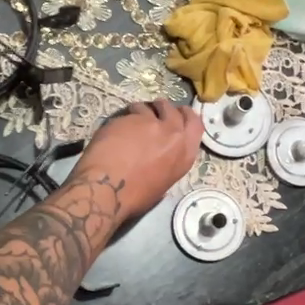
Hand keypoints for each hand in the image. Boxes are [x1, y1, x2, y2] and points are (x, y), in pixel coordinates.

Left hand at [67, 99, 201, 218]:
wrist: (109, 187)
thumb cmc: (135, 196)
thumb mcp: (163, 184)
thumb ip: (168, 164)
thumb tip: (160, 160)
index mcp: (185, 154)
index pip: (195, 125)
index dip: (186, 117)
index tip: (179, 115)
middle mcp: (173, 134)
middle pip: (174, 110)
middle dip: (164, 109)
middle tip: (154, 111)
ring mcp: (152, 123)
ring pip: (149, 107)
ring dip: (143, 111)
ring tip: (131, 121)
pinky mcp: (131, 117)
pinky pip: (130, 111)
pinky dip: (125, 117)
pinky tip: (115, 129)